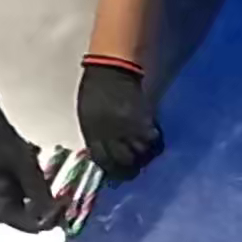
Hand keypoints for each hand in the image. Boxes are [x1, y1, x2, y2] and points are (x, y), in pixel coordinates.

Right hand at [0, 88, 60, 231]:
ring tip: (48, 193)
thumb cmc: (0, 136)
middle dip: (35, 212)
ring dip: (28, 201)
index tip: (56, 221)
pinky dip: (19, 190)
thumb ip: (38, 191)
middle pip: (10, 212)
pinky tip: (32, 182)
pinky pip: (2, 189)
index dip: (36, 223)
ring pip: (7, 201)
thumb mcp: (25, 165)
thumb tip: (51, 213)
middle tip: (57, 207)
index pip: (13, 220)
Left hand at [78, 58, 161, 175]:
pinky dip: (154, 143)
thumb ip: (95, 137)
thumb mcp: (87, 116)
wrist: (111, 69)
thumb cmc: (96, 91)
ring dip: (144, 156)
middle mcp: (112, 133)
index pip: (104, 161)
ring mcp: (129, 127)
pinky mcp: (144, 121)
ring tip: (144, 153)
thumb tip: (103, 155)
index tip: (116, 172)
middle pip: (125, 161)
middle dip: (130, 167)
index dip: (111, 170)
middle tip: (134, 167)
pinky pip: (153, 140)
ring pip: (142, 153)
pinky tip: (151, 139)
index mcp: (94, 132)